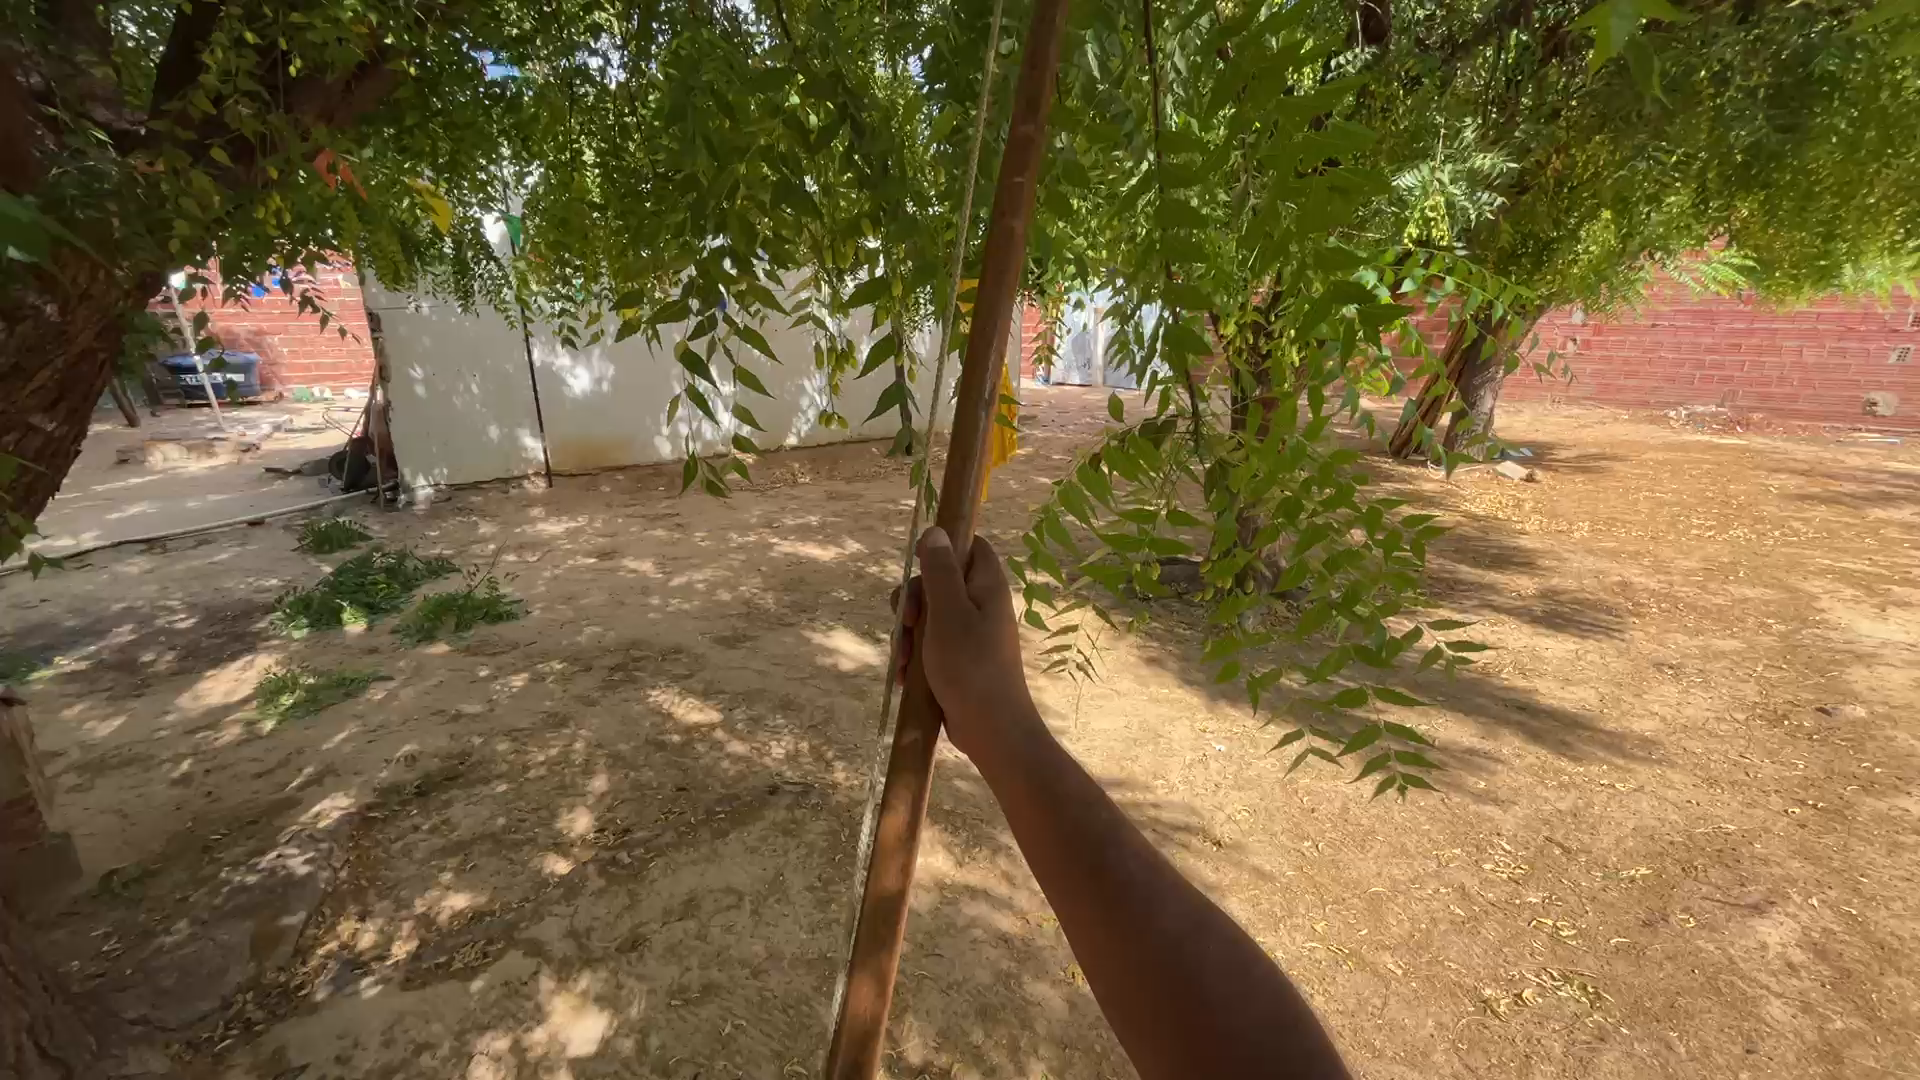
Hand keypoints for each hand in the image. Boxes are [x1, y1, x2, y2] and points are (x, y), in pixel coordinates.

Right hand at [894, 527, 1038, 762]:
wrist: (990, 729)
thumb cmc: (971, 666)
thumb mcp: (949, 613)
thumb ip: (940, 571)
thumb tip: (936, 530)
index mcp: (986, 585)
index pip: (968, 546)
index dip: (942, 551)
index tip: (919, 568)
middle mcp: (981, 603)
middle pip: (938, 582)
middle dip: (913, 603)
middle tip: (908, 625)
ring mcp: (970, 632)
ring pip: (928, 616)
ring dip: (909, 636)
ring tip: (905, 661)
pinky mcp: (958, 657)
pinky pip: (930, 644)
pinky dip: (916, 657)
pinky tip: (907, 677)